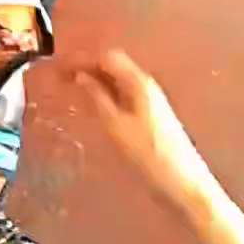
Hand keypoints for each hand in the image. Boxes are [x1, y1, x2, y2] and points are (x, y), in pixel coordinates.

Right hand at [75, 50, 221, 215]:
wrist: (185, 186)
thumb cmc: (148, 155)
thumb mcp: (116, 126)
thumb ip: (97, 97)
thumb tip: (81, 76)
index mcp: (138, 82)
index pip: (106, 57)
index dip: (81, 59)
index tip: (58, 67)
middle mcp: (145, 84)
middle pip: (112, 65)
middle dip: (86, 67)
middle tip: (61, 77)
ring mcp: (149, 99)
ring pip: (117, 80)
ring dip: (94, 80)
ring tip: (71, 88)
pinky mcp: (150, 114)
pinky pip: (122, 93)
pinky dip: (104, 93)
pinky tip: (93, 104)